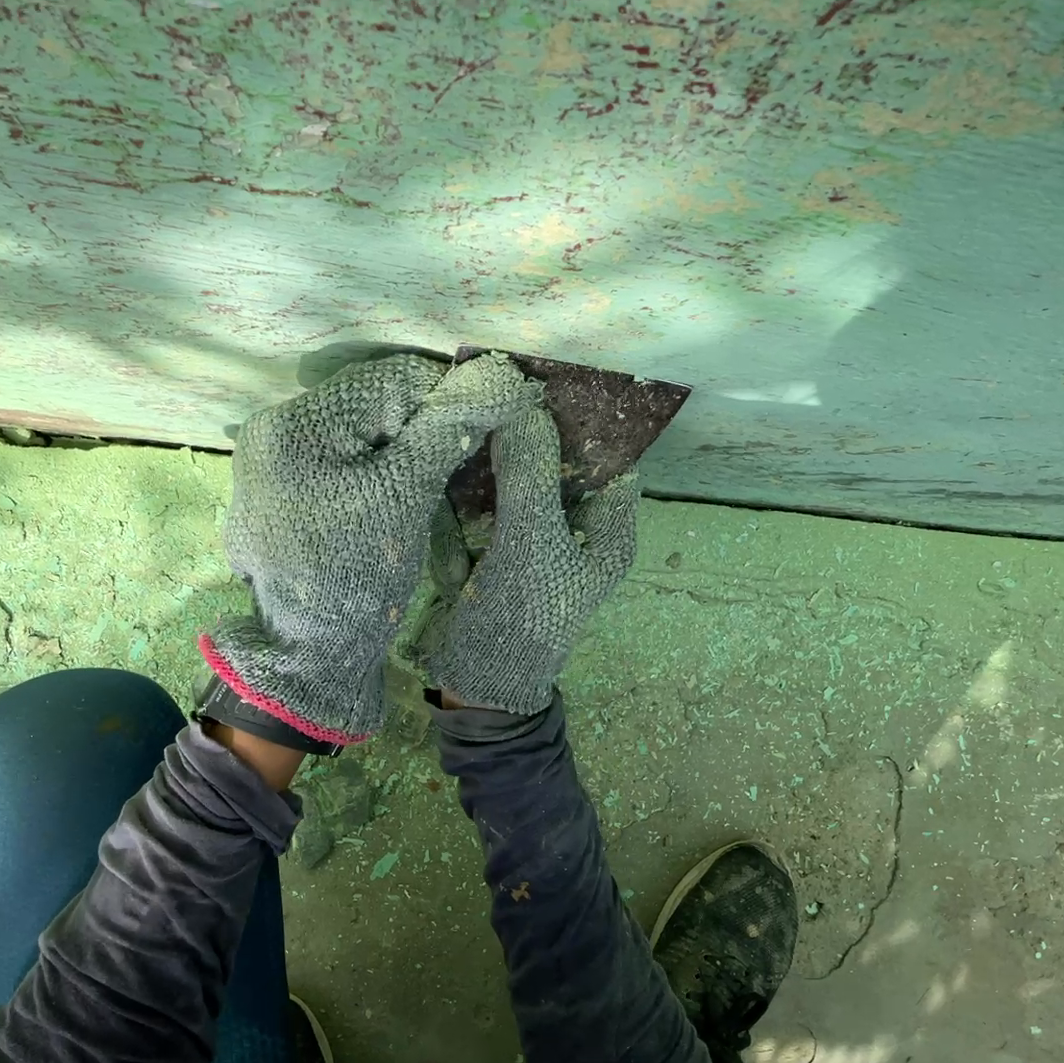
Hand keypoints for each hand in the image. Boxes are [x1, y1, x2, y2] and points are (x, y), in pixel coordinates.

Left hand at [201, 354, 542, 746]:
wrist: (310, 655)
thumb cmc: (359, 574)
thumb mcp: (408, 493)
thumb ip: (450, 425)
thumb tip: (502, 373)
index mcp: (294, 423)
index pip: (388, 380)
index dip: (445, 397)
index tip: (482, 429)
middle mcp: (269, 433)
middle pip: (368, 405)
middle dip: (418, 426)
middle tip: (457, 463)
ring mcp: (266, 467)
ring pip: (354, 433)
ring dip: (398, 448)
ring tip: (428, 482)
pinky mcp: (275, 495)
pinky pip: (334, 462)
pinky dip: (370, 470)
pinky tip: (390, 498)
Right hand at [417, 403, 638, 713]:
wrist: (477, 680)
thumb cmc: (522, 617)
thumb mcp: (530, 544)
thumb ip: (529, 476)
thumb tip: (524, 406)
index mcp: (606, 529)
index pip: (606, 458)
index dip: (581, 420)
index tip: (543, 382)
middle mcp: (576, 527)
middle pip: (559, 463)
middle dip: (530, 432)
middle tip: (499, 391)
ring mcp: (535, 535)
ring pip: (522, 477)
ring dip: (498, 453)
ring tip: (474, 411)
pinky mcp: (500, 544)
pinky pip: (493, 500)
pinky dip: (476, 481)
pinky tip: (456, 454)